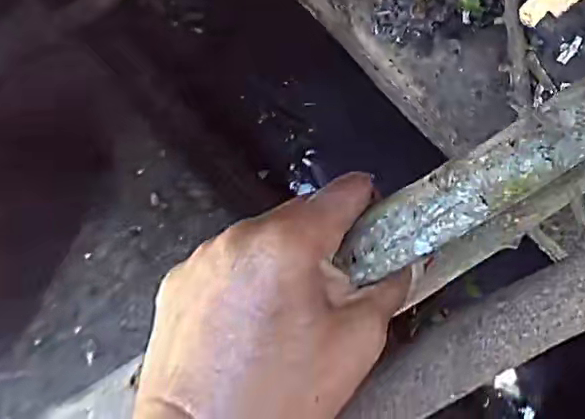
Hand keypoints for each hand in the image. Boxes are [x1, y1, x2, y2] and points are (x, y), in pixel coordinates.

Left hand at [135, 172, 413, 418]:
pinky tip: (255, 318)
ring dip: (288, 255)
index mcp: (289, 241)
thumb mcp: (360, 338)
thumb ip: (392, 284)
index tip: (374, 234)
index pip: (351, 187)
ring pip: (273, 232)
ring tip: (288, 310)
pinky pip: (236, 257)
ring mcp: (207, 259)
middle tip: (332, 288)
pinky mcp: (181, 282)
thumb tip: (403, 264)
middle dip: (328, 240)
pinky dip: (251, 275)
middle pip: (311, 209)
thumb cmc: (265, 403)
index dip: (372, 208)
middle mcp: (244, 239)